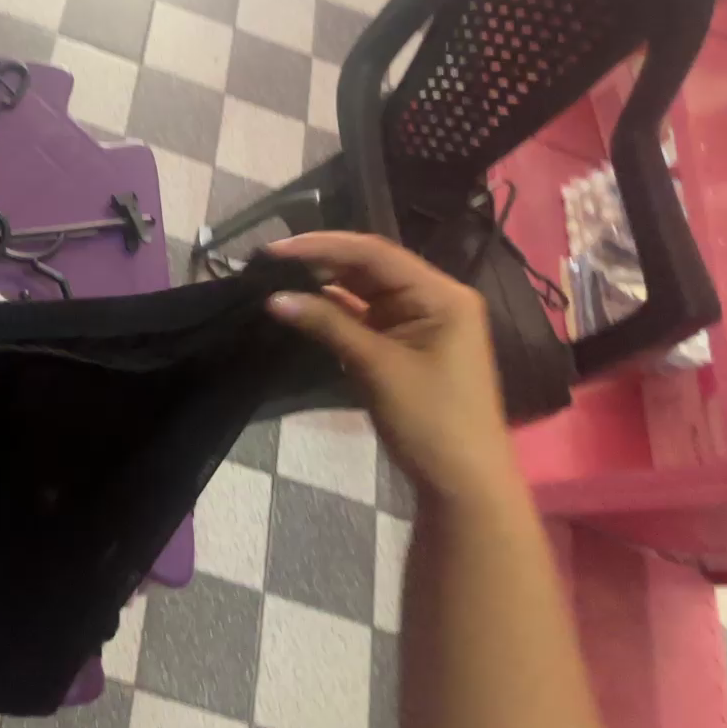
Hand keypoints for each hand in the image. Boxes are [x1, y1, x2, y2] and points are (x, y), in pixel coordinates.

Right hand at [265, 232, 521, 503]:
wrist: (461, 481)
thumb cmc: (431, 420)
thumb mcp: (377, 367)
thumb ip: (327, 325)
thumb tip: (273, 297)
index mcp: (440, 294)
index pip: (374, 253)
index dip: (321, 246)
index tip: (274, 250)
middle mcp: (430, 298)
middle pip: (366, 266)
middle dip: (317, 261)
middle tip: (265, 263)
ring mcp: (414, 320)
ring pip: (359, 289)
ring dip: (318, 284)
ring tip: (272, 278)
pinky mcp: (398, 342)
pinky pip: (358, 314)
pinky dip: (328, 310)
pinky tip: (295, 305)